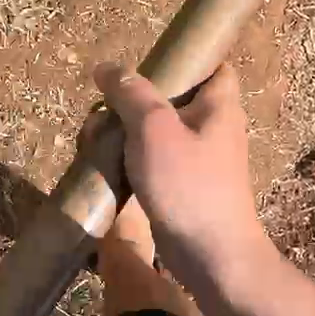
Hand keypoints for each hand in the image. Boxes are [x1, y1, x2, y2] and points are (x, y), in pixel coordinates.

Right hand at [94, 61, 273, 286]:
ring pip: (153, 128)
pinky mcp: (181, 184)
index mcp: (217, 107)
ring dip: (123, 129)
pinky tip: (106, 164)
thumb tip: (106, 68)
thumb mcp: (153, 127)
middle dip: (131, 98)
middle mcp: (211, 128)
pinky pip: (149, 156)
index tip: (149, 60)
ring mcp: (197, 158)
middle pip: (169, 96)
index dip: (186, 57)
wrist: (211, 258)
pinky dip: (127, 155)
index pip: (213, 66)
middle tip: (105, 109)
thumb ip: (130, 92)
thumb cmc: (189, 184)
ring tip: (97, 139)